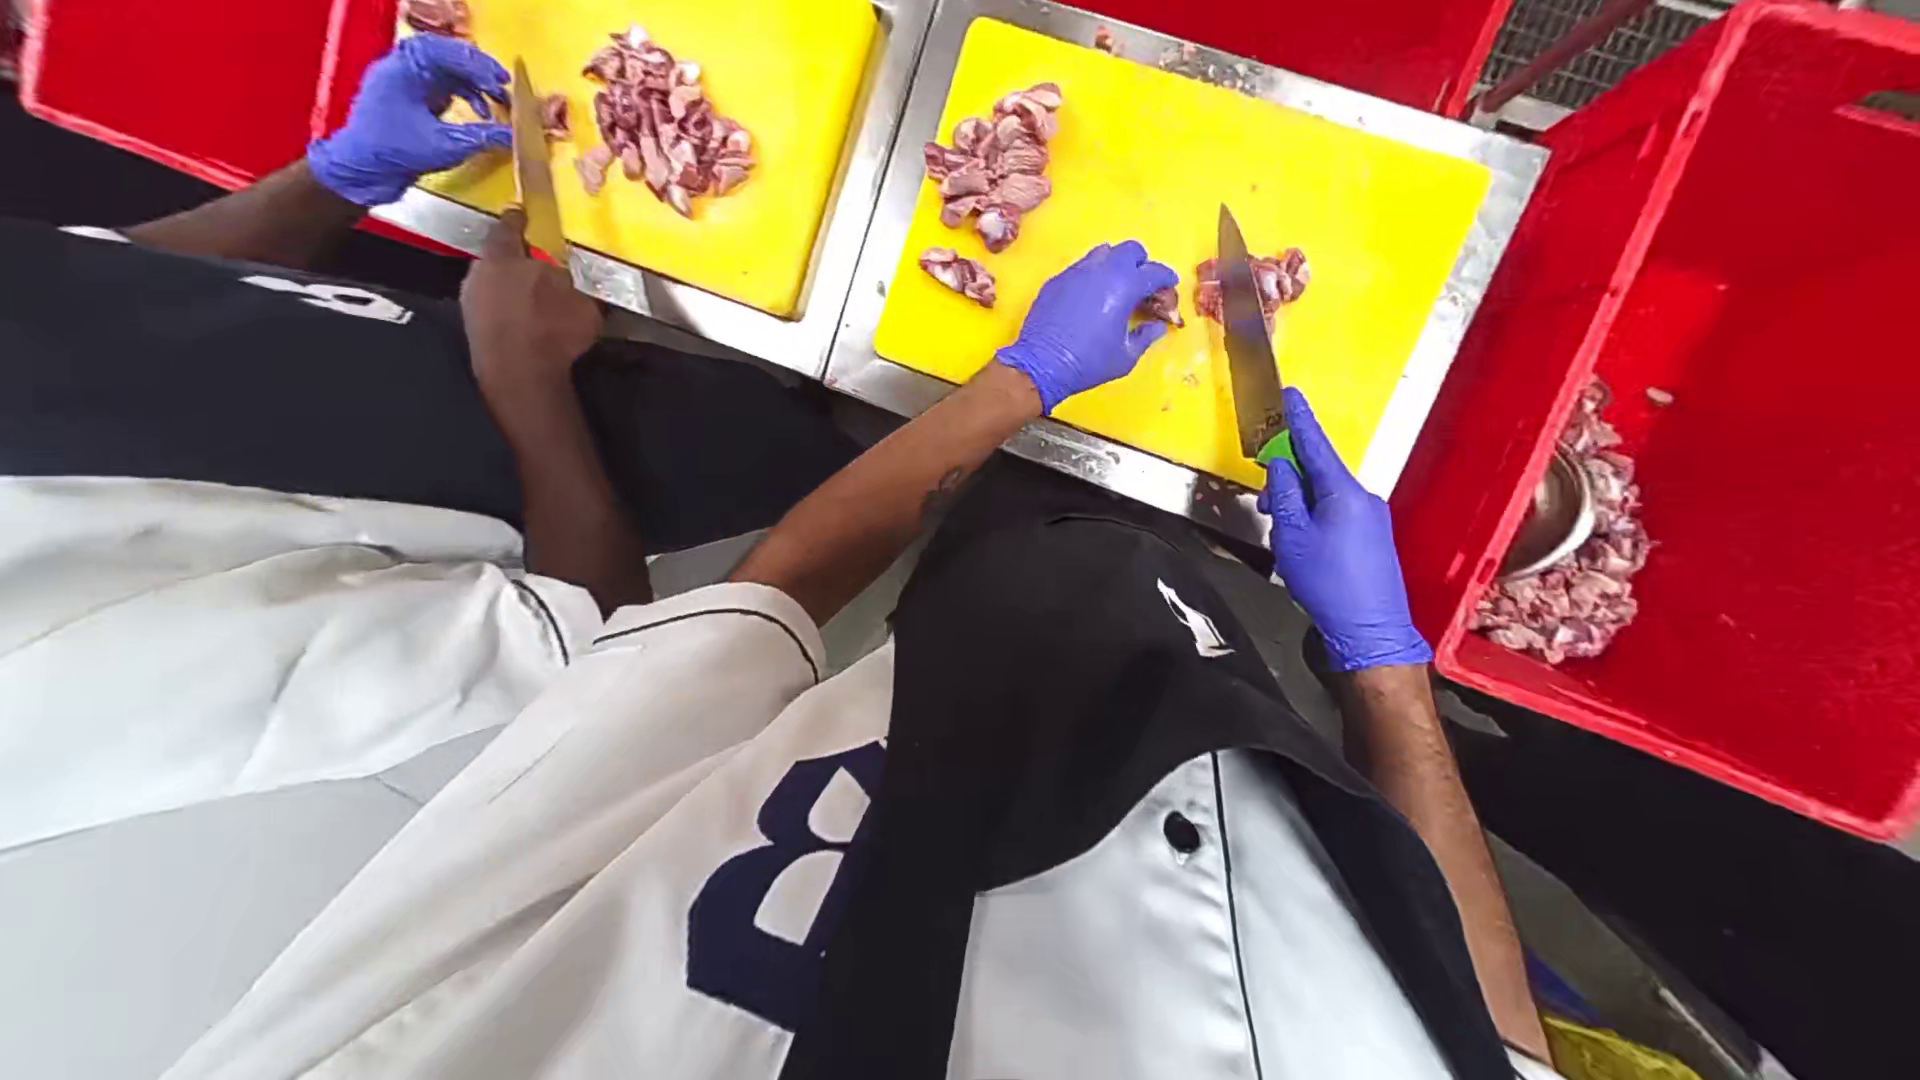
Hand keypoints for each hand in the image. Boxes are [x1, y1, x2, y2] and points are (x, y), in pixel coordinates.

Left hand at [307, 35, 512, 206]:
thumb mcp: (447, 146)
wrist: (367, 168)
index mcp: (403, 71)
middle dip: (478, 70)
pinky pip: (446, 88)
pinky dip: (468, 96)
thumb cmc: (397, 152)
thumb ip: (482, 137)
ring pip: (447, 72)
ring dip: (475, 84)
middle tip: (504, 85)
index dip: (474, 63)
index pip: (441, 52)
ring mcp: (408, 84)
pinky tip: (481, 113)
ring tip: (498, 102)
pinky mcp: (414, 100)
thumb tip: (513, 135)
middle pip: (445, 56)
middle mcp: (403, 70)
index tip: (500, 79)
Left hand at [461, 209, 603, 393]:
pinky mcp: (473, 328)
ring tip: (534, 300)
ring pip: (494, 285)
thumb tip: (580, 277)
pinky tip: (526, 324)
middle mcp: (479, 271)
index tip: (522, 213)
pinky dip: (509, 313)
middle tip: (537, 265)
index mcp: (504, 255)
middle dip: (518, 261)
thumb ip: (578, 285)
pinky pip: (495, 311)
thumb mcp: (584, 302)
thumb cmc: (553, 327)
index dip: (518, 220)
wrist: (519, 370)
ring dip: (512, 290)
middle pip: (499, 258)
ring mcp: (471, 300)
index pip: (509, 227)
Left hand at [995, 241, 1178, 412]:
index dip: (1166, 278)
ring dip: (1114, 264)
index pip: (1155, 271)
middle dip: (1141, 263)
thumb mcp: (1125, 357)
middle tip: (1141, 284)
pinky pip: (1080, 268)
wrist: (1041, 365)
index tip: (1169, 286)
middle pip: (1130, 250)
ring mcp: (1076, 272)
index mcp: (1125, 286)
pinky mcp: (1056, 281)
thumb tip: (1157, 326)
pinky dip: (1091, 276)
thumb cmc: (1088, 363)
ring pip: (1103, 253)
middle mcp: (1101, 270)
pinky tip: (1089, 297)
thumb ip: (1146, 336)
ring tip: (1115, 286)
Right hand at [1260, 387, 1432, 671]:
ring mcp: (1370, 518)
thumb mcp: (1291, 535)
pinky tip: (1299, 542)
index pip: (1316, 446)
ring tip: (1280, 532)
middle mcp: (1362, 498)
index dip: (1300, 420)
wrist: (1369, 626)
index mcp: (1344, 493)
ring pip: (1324, 496)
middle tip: (1264, 503)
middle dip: (1287, 480)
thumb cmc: (1326, 579)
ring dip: (1296, 504)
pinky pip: (1334, 513)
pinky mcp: (1371, 537)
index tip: (1290, 395)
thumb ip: (1284, 495)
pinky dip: (1310, 517)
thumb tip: (1282, 464)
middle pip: (1318, 473)